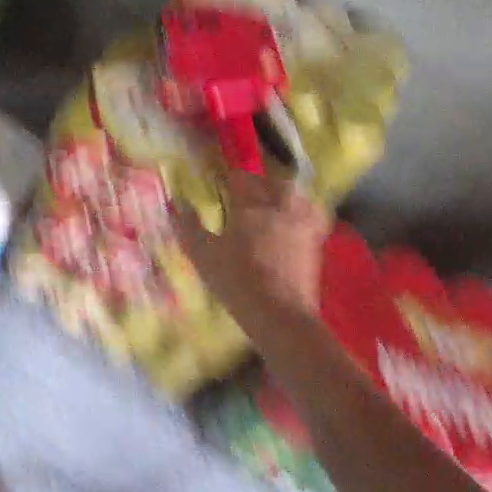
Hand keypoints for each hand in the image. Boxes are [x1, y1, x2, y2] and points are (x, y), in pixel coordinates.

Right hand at [175, 178, 328, 325]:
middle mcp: (280, 210)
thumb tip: (177, 203)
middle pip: (277, 183)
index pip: (240, 179)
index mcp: (251, 207)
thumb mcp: (202, 253)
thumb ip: (188, 225)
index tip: (216, 178)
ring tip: (272, 201)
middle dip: (262, 182)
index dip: (227, 175)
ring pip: (300, 199)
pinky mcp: (314, 248)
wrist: (279, 316)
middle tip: (247, 189)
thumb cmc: (236, 280)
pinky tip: (291, 224)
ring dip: (286, 195)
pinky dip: (304, 214)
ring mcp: (302, 228)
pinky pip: (313, 219)